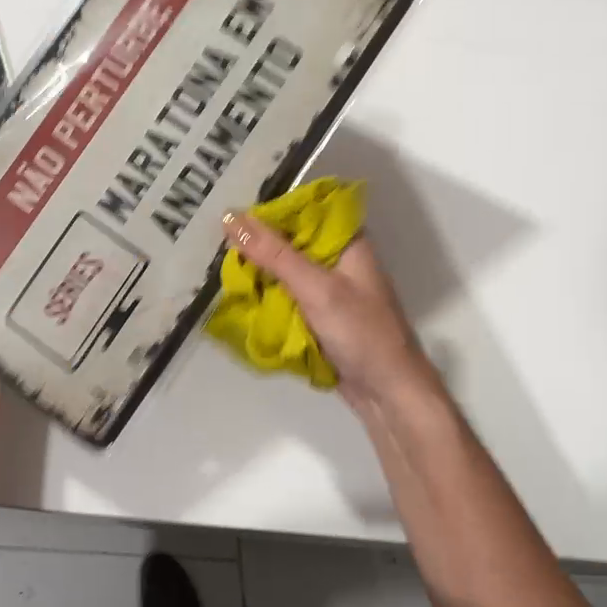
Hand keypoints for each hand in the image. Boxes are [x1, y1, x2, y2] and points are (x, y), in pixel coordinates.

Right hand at [220, 212, 441, 415]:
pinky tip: (240, 294)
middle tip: (217, 244)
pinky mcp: (318, 312)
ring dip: (257, 270)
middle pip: (288, 239)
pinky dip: (265, 293)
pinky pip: (284, 293)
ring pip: (283, 267)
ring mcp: (328, 287)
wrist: (390, 396)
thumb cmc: (361, 333)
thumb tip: (230, 217)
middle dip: (256, 243)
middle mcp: (337, 258)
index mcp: (346, 241)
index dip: (267, 210)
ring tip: (223, 269)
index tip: (230, 215)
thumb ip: (273, 253)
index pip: (301, 209)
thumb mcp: (315, 288)